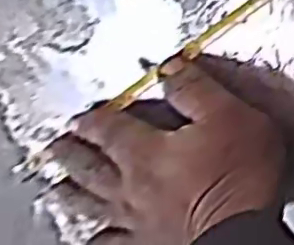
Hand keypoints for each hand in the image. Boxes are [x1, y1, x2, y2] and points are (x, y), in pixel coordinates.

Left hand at [47, 56, 286, 244]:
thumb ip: (195, 89)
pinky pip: (107, 244)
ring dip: (71, 195)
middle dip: (72, 155)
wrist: (239, 222)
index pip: (113, 130)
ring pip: (91, 205)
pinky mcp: (145, 243)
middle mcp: (132, 186)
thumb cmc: (237, 164)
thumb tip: (171, 67)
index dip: (96, 120)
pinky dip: (94, 239)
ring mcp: (134, 220)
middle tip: (55, 147)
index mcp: (150, 150)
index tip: (82, 115)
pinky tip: (91, 237)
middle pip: (92, 168)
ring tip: (57, 188)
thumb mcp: (227, 111)